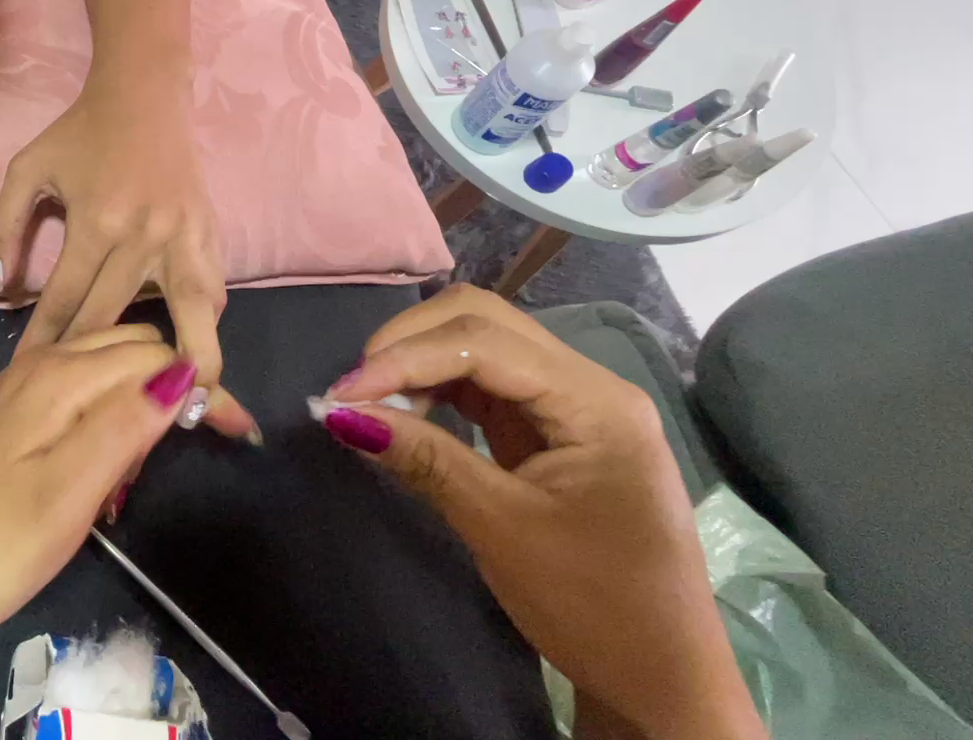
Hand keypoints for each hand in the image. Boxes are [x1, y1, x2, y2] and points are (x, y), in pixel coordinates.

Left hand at [0, 70, 253, 442]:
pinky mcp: (211, 232)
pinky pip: (214, 290)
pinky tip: (198, 344)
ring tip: (185, 405)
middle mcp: (144, 238)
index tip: (30, 372)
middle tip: (86, 407)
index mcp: (96, 222)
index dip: (44, 339)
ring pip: (191, 315)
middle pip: (118, 319)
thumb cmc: (80, 132)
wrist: (142, 94)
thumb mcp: (27, 167)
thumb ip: (4, 223)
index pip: (66, 300)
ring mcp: (184, 237)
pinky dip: (207, 321)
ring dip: (185, 360)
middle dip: (96, 366)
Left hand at [0, 327, 195, 649]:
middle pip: (132, 348)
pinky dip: (112, 405)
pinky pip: (82, 384)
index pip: (153, 356)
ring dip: (143, 396)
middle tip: (192, 448)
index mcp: (57, 377)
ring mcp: (23, 384)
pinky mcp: (16, 408)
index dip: (204, 387)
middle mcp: (40, 363)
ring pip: (108, 363)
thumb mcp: (67, 494)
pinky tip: (108, 456)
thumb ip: (123, 427)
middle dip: (176, 385)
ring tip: (142, 465)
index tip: (240, 432)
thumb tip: (183, 373)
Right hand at [320, 286, 764, 739]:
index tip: (339, 395)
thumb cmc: (594, 605)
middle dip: (407, 343)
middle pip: (481, 319)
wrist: (660, 677)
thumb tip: (338, 413)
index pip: (481, 342)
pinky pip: (478, 379)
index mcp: (595, 402)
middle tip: (354, 390)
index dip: (403, 358)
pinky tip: (402, 410)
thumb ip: (422, 458)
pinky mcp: (545, 424)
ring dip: (415, 360)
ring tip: (370, 401)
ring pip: (476, 341)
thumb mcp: (499, 527)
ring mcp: (566, 401)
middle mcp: (585, 383)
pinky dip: (431, 385)